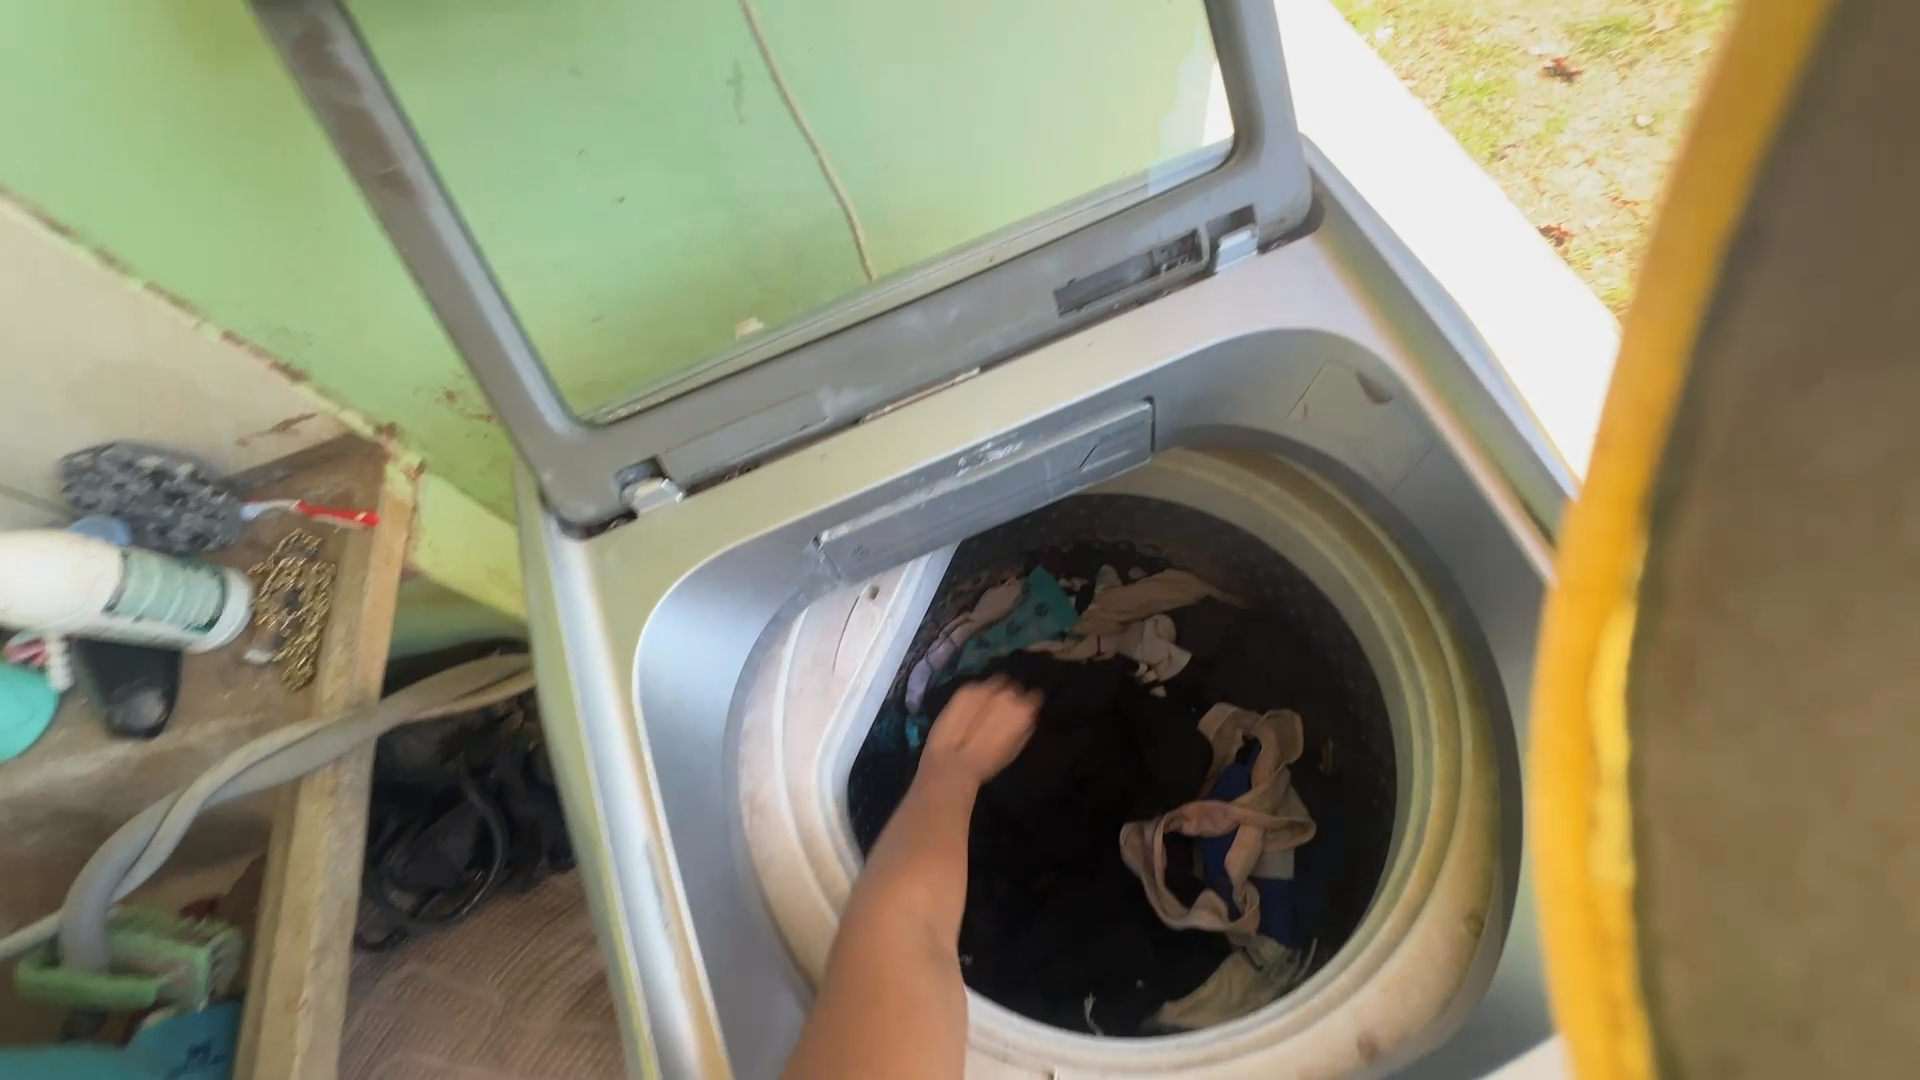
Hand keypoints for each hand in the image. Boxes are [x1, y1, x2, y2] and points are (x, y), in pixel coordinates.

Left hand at [920, 677, 1040, 787]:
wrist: (954, 760)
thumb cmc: (990, 761)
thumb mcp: (1016, 747)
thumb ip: (1024, 726)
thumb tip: (1026, 716)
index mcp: (1023, 709)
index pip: (1034, 697)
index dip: (1027, 705)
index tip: (1022, 713)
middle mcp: (1008, 693)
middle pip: (1013, 688)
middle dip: (1009, 697)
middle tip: (1000, 712)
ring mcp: (986, 688)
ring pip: (996, 683)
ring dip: (993, 693)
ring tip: (984, 710)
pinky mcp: (966, 689)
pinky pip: (977, 687)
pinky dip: (976, 695)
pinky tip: (969, 710)